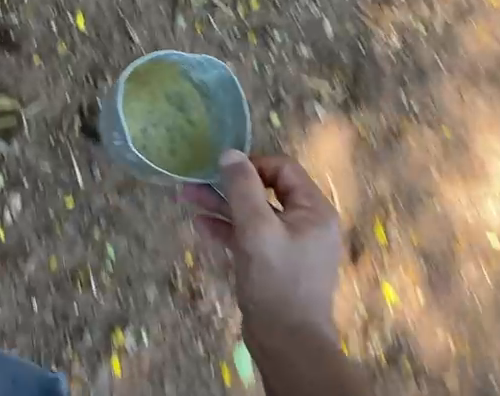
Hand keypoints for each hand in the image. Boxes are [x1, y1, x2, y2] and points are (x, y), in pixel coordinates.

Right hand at [179, 150, 342, 342]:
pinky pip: (250, 235)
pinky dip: (226, 228)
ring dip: (221, 204)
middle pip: (265, 189)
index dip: (252, 164)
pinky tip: (200, 225)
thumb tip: (229, 152)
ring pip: (253, 213)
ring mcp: (289, 245)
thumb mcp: (256, 229)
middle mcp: (306, 223)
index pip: (283, 168)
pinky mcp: (274, 263)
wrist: (288, 345)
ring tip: (186, 196)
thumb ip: (242, 188)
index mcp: (313, 211)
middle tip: (195, 179)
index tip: (223, 171)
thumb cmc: (277, 281)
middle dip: (228, 184)